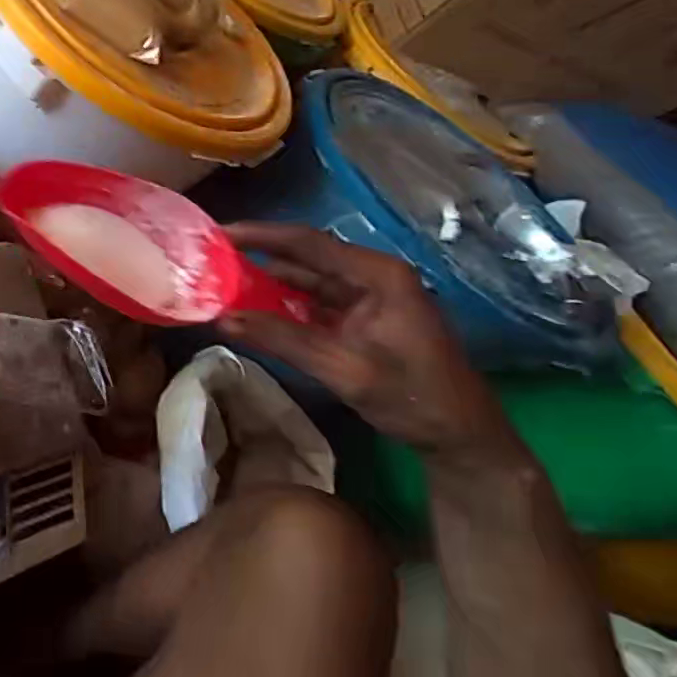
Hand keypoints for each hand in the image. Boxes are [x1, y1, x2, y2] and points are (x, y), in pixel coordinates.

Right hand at [220, 224, 516, 461]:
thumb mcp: (344, 368)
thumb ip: (281, 339)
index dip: (259, 236)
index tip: (217, 234)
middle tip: (212, 257)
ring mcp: (366, 297)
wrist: (464, 442)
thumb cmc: (414, 398)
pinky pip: (312, 302)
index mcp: (377, 274)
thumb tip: (221, 317)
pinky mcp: (361, 318)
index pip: (307, 242)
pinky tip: (252, 308)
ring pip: (305, 279)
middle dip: (258, 257)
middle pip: (304, 256)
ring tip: (222, 280)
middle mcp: (370, 275)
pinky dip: (282, 304)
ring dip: (267, 281)